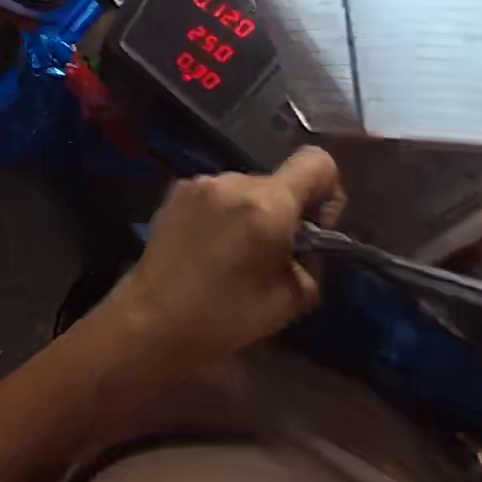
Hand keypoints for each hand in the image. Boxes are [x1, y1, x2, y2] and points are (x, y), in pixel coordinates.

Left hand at [107, 147, 345, 367]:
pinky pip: (216, 193)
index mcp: (267, 205)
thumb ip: (310, 260)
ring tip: (235, 253)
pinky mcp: (176, 189)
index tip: (314, 228)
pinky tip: (209, 245)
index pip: (317, 162)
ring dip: (250, 212)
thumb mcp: (291, 299)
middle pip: (277, 181)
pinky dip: (223, 212)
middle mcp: (233, 181)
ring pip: (245, 188)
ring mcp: (200, 182)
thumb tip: (305, 243)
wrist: (153, 318)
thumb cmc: (225, 317)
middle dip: (283, 213)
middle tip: (272, 254)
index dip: (328, 191)